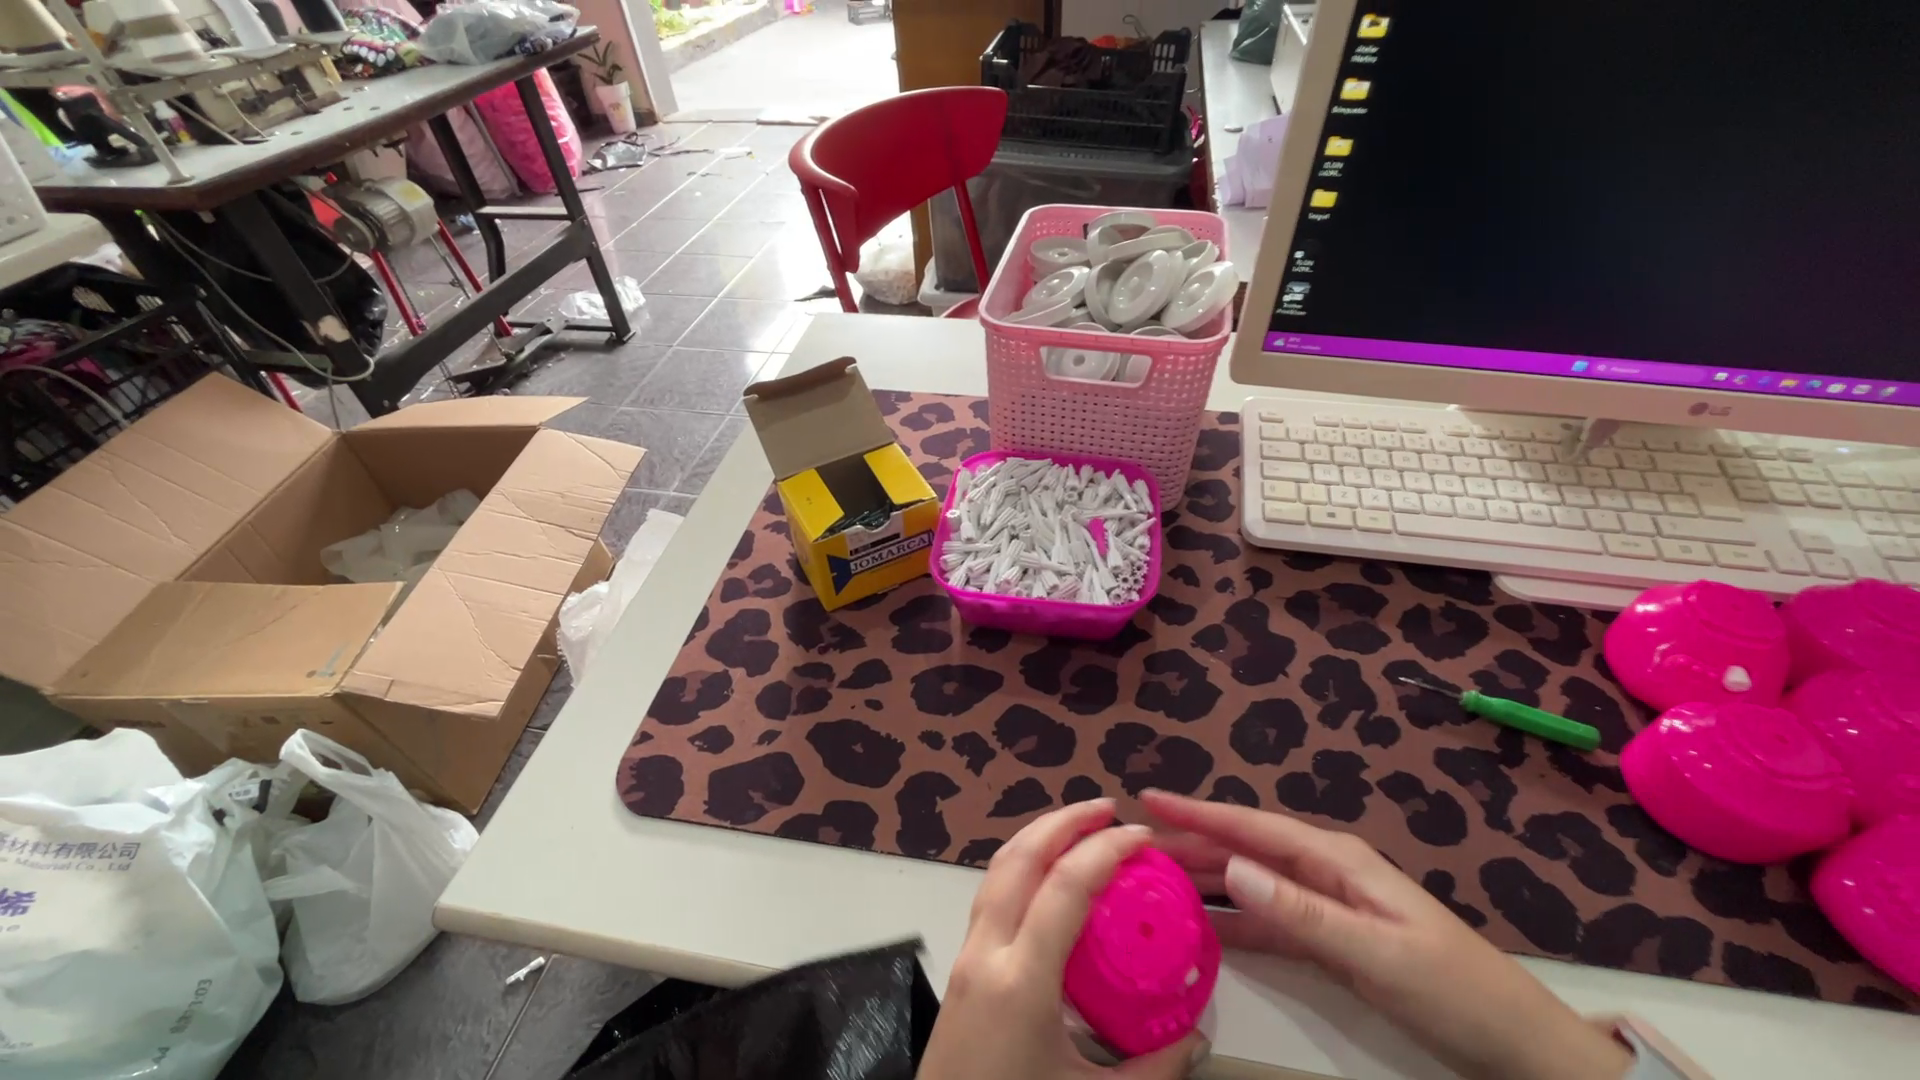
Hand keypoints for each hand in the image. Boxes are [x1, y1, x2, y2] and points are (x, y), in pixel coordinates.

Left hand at [920, 798, 1207, 1079]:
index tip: (1141, 835)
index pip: (1065, 888)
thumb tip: (1197, 1038)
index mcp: (1021, 980)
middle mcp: (986, 951)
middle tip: (1107, 809)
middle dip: (1063, 822)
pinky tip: (1045, 875)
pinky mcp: (959, 963)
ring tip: (1077, 827)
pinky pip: (989, 893)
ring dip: (1036, 837)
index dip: (1105, 851)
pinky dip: (1019, 865)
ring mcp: (966, 953)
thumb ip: (1151, 1072)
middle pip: (1019, 858)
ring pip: (996, 869)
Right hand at [1142, 790, 1632, 1079]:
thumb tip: (1230, 867)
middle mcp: (1324, 871)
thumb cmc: (1449, 988)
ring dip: (1205, 879)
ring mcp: (1326, 904)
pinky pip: (1267, 921)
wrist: (1516, 1043)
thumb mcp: (1375, 951)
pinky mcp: (1329, 938)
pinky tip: (1201, 926)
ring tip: (1154, 879)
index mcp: (1335, 859)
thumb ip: (1300, 910)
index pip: (1252, 826)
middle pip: (1244, 849)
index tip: (1148, 798)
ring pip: (1250, 883)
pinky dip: (1232, 920)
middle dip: (1191, 843)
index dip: (1199, 812)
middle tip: (1134, 846)